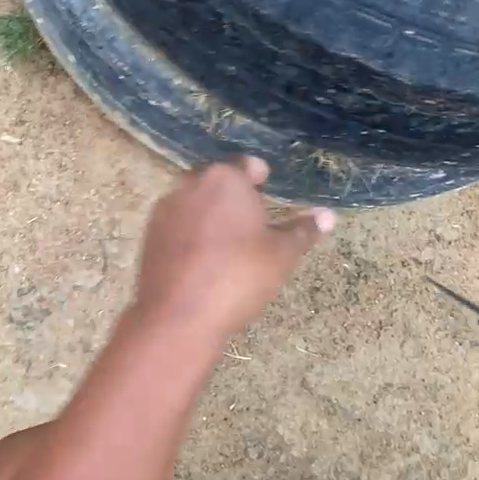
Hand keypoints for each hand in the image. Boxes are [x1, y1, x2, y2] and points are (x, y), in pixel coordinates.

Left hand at [131, 157, 333, 341]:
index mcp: (225, 179)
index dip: (260, 177)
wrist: (179, 315)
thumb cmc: (238, 276)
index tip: (267, 191)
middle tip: (253, 222)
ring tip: (228, 244)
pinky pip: (178, 224)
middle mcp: (191, 184)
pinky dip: (191, 233)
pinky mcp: (150, 234)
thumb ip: (303, 230)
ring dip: (211, 214)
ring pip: (195, 202)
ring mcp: (166, 208)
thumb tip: (329, 215)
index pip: (247, 164)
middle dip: (234, 195)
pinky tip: (203, 261)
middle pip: (218, 181)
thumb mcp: (281, 254)